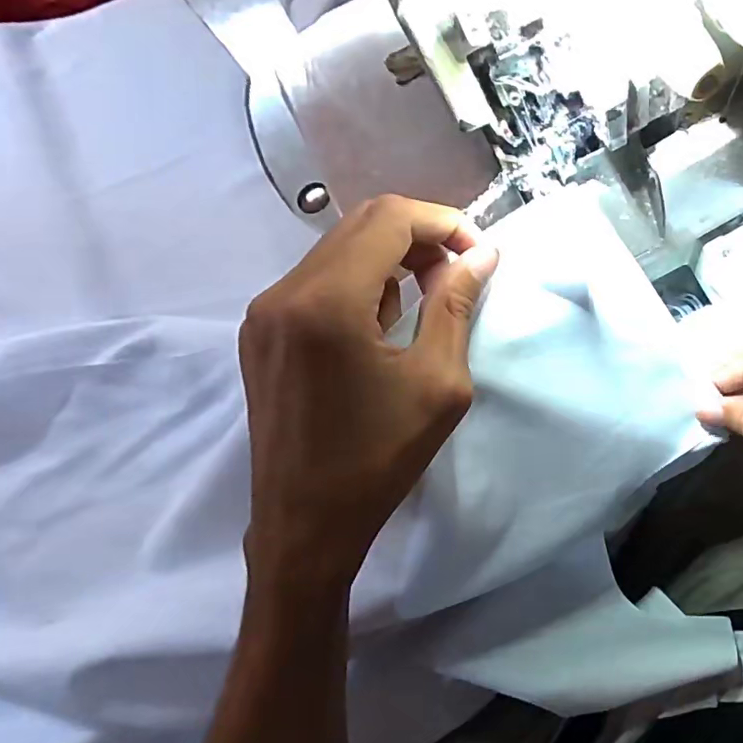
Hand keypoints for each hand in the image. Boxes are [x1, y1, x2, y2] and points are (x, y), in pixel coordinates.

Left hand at [238, 195, 499, 596]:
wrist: (305, 523)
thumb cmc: (381, 458)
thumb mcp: (439, 382)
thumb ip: (456, 306)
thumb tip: (481, 254)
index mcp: (327, 303)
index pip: (390, 219)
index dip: (444, 222)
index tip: (479, 253)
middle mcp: (285, 293)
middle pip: (362, 224)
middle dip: (421, 236)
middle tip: (460, 273)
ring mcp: (265, 312)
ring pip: (339, 248)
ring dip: (392, 257)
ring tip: (429, 299)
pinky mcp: (261, 331)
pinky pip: (319, 279)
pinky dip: (362, 281)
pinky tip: (385, 320)